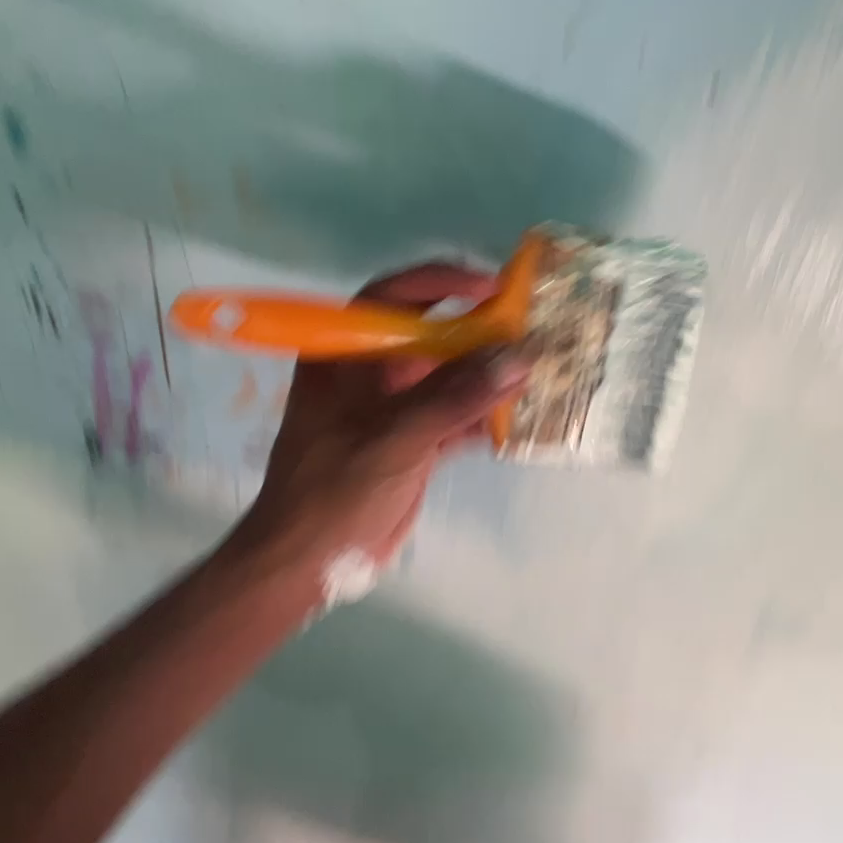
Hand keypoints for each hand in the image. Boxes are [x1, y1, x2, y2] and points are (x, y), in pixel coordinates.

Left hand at [236, 262, 529, 574]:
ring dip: (486, 376)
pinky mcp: (411, 443)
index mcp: (347, 355)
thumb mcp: (395, 437)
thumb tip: (517, 359)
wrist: (308, 560)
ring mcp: (392, 409)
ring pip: (447, 378)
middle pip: (430, 334)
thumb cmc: (335, 490)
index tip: (493, 287)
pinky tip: (515, 420)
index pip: (395, 295)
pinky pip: (454, 417)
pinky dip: (482, 417)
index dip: (443, 281)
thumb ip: (455, 398)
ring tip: (534, 371)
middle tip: (528, 327)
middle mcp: (370, 373)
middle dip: (477, 330)